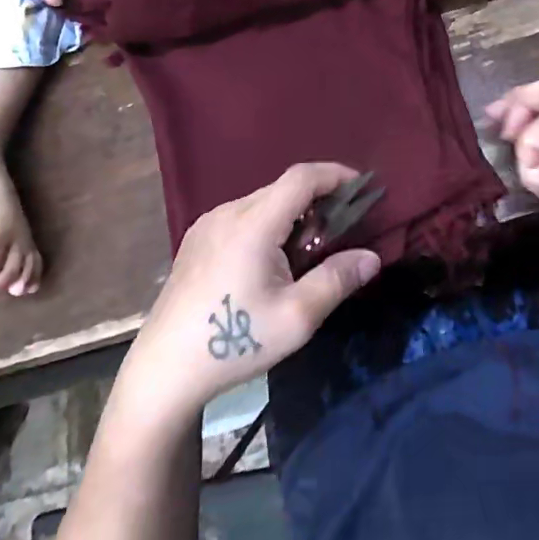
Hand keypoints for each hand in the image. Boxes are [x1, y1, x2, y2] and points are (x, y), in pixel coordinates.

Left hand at [119, 164, 381, 426]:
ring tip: (308, 252)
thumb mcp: (297, 317)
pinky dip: (266, 225)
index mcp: (252, 223)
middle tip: (343, 231)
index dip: (335, 175)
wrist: (167, 365)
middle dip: (317, 200)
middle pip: (281, 189)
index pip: (300, 177)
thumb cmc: (236, 341)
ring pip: (260, 203)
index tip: (363, 188)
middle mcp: (226, 212)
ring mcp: (206, 224)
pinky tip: (271, 261)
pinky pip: (241, 217)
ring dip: (291, 215)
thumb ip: (336, 280)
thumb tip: (371, 256)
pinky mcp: (196, 239)